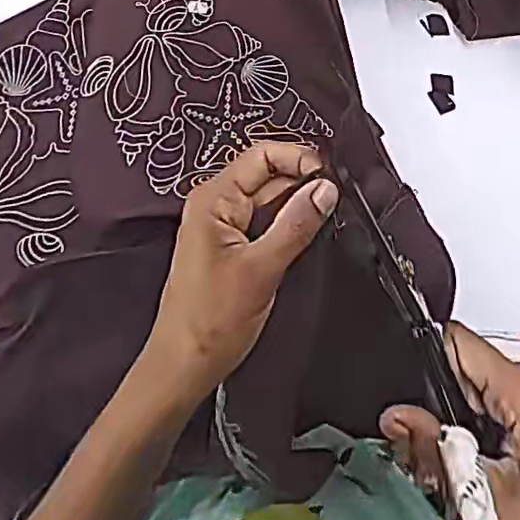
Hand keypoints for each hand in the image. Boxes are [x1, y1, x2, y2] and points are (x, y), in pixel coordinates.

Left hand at [143, 143, 338, 403]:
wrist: (185, 364)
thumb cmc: (208, 322)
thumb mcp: (261, 269)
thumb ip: (296, 225)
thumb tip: (324, 190)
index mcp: (213, 198)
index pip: (261, 155)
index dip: (297, 157)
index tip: (328, 175)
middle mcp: (215, 203)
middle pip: (267, 172)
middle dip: (302, 179)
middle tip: (334, 196)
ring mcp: (223, 223)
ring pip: (269, 196)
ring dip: (297, 200)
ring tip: (326, 212)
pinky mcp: (232, 242)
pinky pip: (265, 218)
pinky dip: (287, 220)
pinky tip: (307, 230)